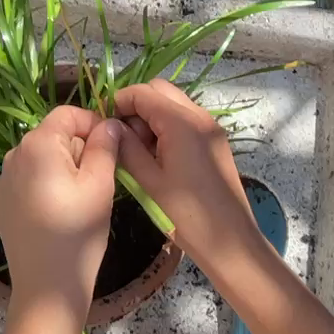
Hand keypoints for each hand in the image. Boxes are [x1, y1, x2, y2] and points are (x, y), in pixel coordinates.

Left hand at [0, 105, 121, 323]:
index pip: (68, 113)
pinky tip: (61, 212)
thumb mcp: (100, 185)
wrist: (47, 288)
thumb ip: (105, 146)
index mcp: (37, 144)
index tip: (113, 148)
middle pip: (55, 135)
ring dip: (66, 167)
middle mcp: (14, 154)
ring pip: (44, 158)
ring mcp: (4, 179)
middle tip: (101, 179)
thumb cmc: (78, 233)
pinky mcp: (3, 201)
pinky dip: (49, 185)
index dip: (94, 123)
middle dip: (80, 148)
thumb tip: (109, 123)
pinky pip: (31, 178)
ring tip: (83, 199)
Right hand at [113, 79, 263, 275]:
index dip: (118, 102)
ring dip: (151, 117)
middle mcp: (199, 116)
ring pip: (173, 104)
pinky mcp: (215, 141)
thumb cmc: (186, 214)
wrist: (231, 242)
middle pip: (160, 91)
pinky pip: (185, 120)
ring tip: (138, 150)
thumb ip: (127, 148)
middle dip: (136, 106)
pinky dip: (167, 127)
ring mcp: (210, 127)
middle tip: (122, 136)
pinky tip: (158, 156)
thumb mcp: (148, 181)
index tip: (103, 123)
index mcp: (182, 122)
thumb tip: (111, 127)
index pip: (143, 92)